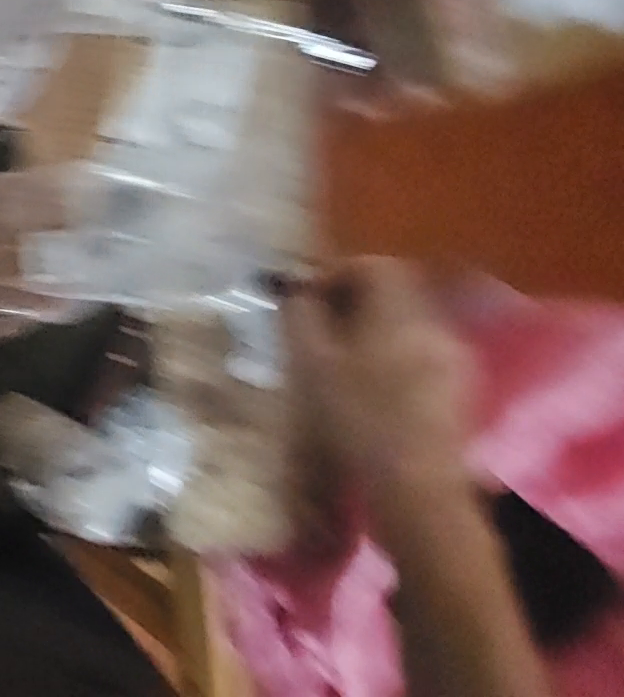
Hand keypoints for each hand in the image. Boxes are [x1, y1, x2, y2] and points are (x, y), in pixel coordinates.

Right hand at [282, 257, 475, 518]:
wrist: (413, 485)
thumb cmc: (354, 414)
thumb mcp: (309, 360)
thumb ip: (299, 315)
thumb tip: (294, 290)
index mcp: (403, 316)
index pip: (376, 266)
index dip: (336, 273)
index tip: (305, 299)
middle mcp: (437, 329)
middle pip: (393, 293)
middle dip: (348, 301)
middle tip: (311, 325)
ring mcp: (453, 360)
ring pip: (403, 322)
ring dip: (364, 326)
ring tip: (330, 355)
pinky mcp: (457, 388)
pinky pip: (416, 348)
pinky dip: (385, 350)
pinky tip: (361, 381)